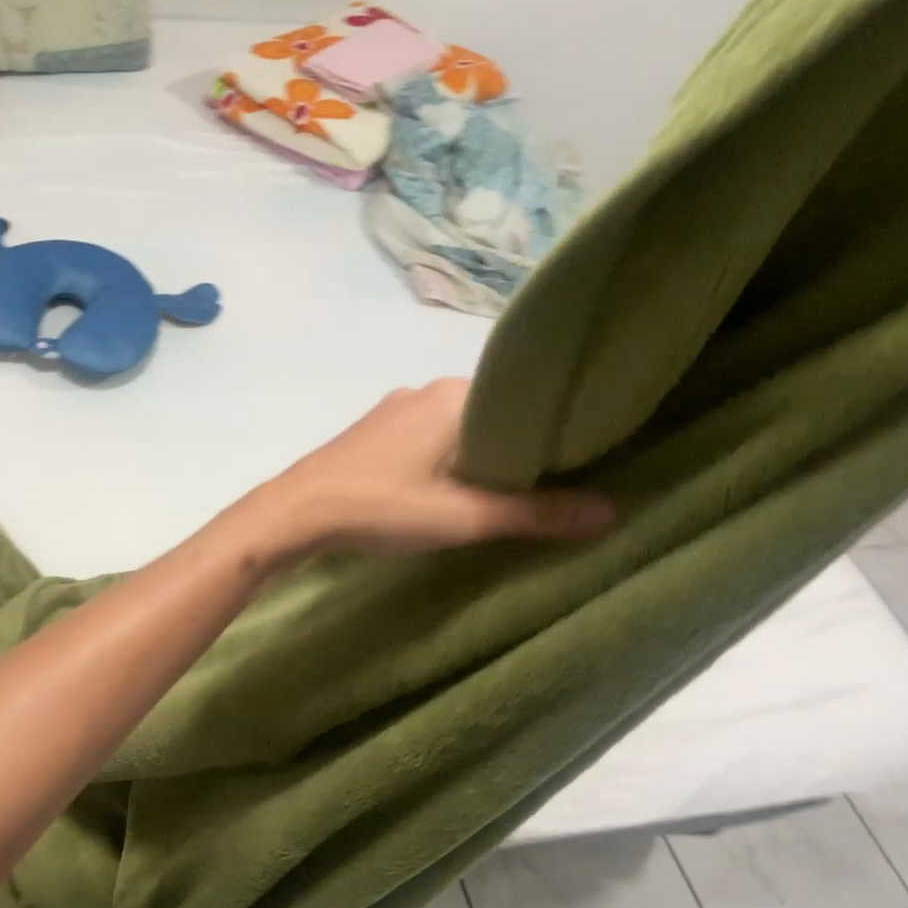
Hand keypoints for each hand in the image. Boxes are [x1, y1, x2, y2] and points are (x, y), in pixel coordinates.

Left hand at [247, 378, 615, 557]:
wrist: (293, 513)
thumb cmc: (379, 507)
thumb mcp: (464, 517)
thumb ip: (536, 514)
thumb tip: (614, 512)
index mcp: (455, 395)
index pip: (528, 400)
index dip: (560, 428)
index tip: (593, 455)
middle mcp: (425, 390)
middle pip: (494, 414)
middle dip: (523, 445)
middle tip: (561, 481)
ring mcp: (393, 409)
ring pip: (459, 427)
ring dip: (483, 454)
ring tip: (515, 489)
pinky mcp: (371, 432)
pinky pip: (428, 437)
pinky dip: (449, 457)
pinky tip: (457, 485)